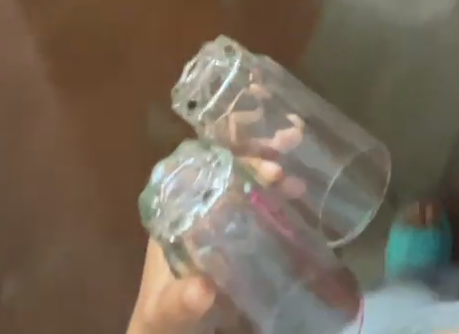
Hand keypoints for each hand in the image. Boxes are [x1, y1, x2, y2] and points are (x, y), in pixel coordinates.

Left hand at [124, 158, 294, 333]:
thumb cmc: (160, 319)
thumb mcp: (166, 311)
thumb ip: (180, 301)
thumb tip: (203, 289)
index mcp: (176, 210)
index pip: (206, 167)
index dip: (236, 155)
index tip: (268, 159)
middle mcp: (198, 205)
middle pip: (230, 165)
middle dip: (261, 150)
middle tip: (291, 142)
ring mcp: (218, 219)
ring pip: (246, 180)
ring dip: (272, 168)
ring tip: (298, 178)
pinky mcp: (235, 237)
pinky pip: (257, 205)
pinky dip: (277, 195)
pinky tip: (299, 194)